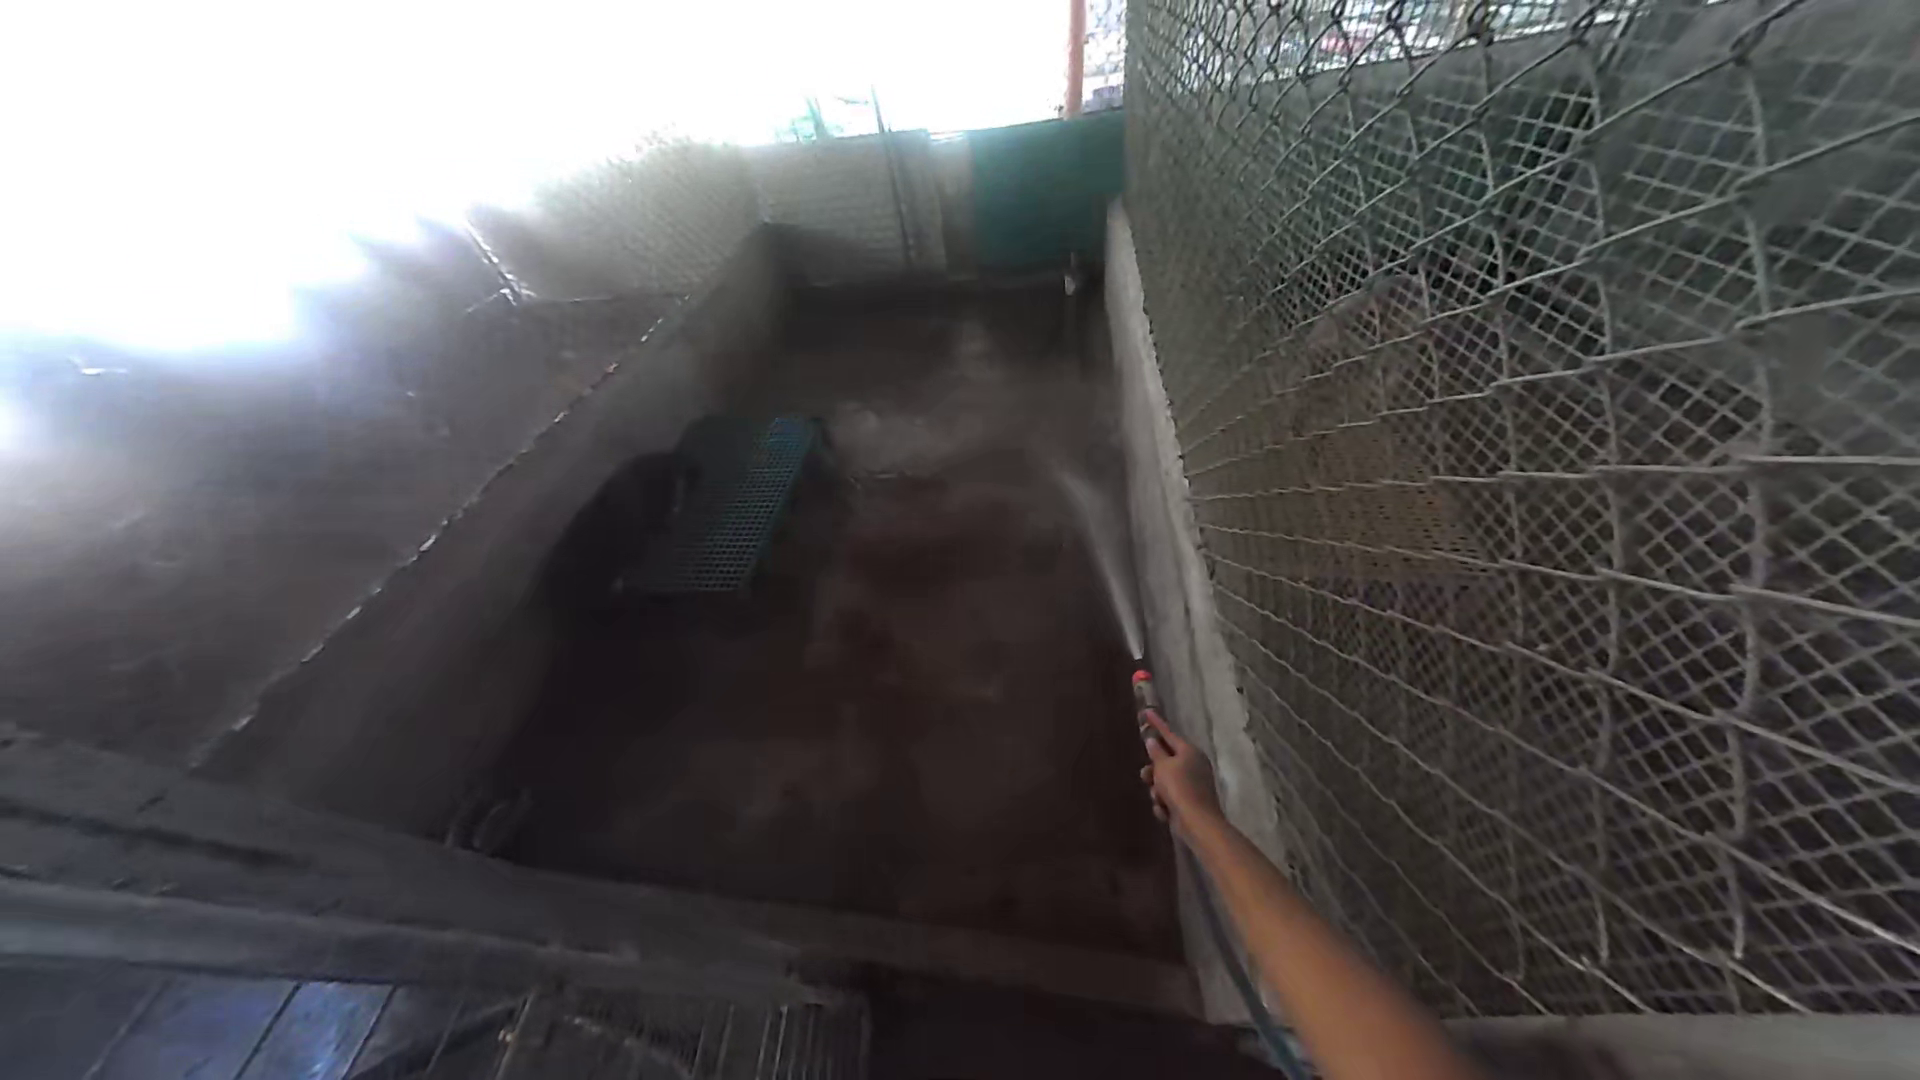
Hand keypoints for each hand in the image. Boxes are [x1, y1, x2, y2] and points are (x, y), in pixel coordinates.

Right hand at [1138, 708, 1222, 836]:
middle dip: (1153, 770)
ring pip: (1165, 781)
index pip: (1168, 733)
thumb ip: (1156, 752)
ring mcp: (1193, 784)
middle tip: (1146, 775)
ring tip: (1158, 798)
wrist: (1197, 823)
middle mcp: (1193, 765)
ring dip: (1157, 789)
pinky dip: (1165, 804)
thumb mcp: (1163, 766)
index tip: (1146, 712)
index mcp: (1189, 752)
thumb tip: (1153, 740)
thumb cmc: (1179, 788)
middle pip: (1165, 761)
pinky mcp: (1190, 802)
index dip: (1156, 723)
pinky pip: (1170, 797)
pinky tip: (1165, 811)